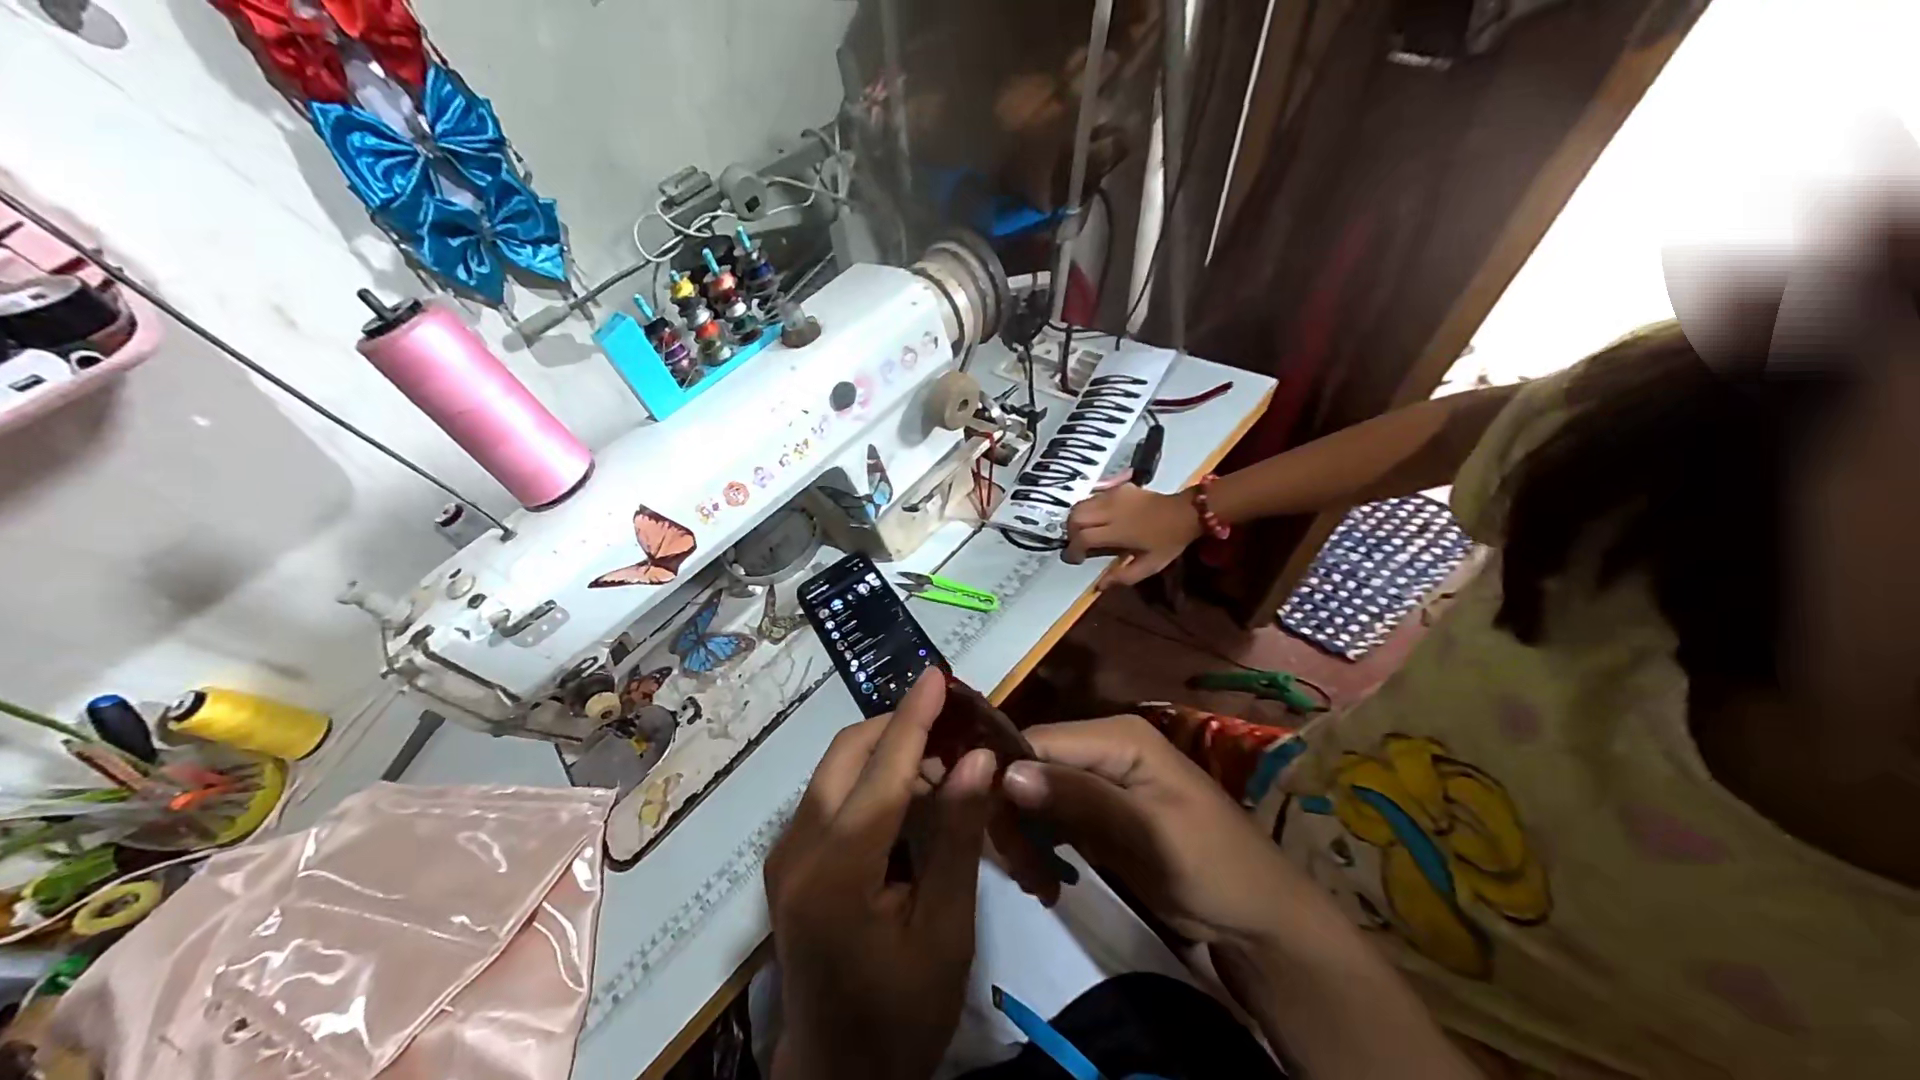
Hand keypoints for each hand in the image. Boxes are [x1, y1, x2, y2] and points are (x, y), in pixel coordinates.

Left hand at [764, 672, 997, 1079]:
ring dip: (886, 754)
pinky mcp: (787, 862)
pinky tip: (909, 800)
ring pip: (835, 771)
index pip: (882, 770)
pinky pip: (829, 797)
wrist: (839, 1073)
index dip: (914, 717)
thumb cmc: (903, 1011)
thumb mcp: (946, 929)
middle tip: (954, 730)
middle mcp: (797, 850)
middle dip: (899, 728)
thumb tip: (978, 759)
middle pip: (847, 755)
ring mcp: (784, 855)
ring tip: (943, 768)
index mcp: (837, 871)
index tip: (938, 674)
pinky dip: (870, 781)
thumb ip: (958, 837)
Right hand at [995, 714, 1308, 945]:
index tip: (996, 835)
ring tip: (1037, 885)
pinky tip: (1046, 882)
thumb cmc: (1212, 866)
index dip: (1006, 780)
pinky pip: (1051, 820)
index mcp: (1117, 736)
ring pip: (1035, 797)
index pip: (1037, 741)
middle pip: (1031, 768)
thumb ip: (1081, 798)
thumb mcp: (1148, 833)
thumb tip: (1008, 774)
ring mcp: (1100, 781)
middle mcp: (1102, 747)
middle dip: (1017, 818)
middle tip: (1024, 874)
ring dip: (1027, 840)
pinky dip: (1042, 849)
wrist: (1257, 918)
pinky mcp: (1098, 813)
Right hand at [1064, 484, 1203, 588]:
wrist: (1185, 512)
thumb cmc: (1167, 541)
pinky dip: (1088, 508)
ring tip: (1085, 531)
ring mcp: (1112, 495)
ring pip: (1080, 504)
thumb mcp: (1150, 566)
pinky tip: (1097, 518)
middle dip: (1070, 533)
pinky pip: (1092, 497)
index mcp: (1117, 531)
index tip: (1075, 559)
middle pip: (1075, 517)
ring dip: (1076, 520)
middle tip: (1078, 544)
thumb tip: (1099, 586)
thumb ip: (1123, 576)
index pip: (1082, 537)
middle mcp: (1110, 510)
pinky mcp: (1117, 487)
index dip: (1073, 550)